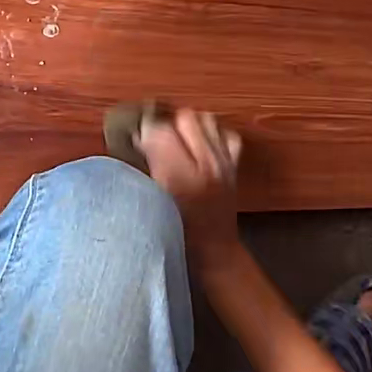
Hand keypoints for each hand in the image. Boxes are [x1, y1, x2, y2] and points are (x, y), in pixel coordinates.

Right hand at [139, 109, 244, 269]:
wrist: (215, 254)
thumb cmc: (178, 237)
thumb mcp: (151, 205)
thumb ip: (143, 171)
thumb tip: (137, 141)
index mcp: (181, 177)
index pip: (160, 131)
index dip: (144, 132)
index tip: (136, 141)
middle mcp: (207, 165)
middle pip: (185, 117)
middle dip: (166, 124)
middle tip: (156, 140)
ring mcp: (224, 163)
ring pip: (206, 119)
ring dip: (189, 124)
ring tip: (177, 140)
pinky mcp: (234, 165)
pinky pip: (226, 133)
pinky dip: (213, 133)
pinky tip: (200, 146)